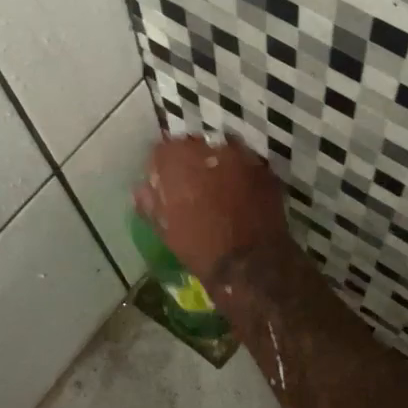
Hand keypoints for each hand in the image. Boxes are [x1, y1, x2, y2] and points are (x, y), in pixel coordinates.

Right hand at [135, 135, 291, 281]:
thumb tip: (143, 188)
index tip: (168, 180)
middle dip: (194, 159)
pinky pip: (248, 162)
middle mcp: (208, 148)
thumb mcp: (165, 229)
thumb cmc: (199, 247)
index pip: (164, 148)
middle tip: (196, 182)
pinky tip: (244, 192)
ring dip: (220, 162)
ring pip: (224, 149)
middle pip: (195, 144)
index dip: (165, 165)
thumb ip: (150, 201)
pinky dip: (243, 173)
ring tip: (222, 185)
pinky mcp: (263, 167)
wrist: (249, 262)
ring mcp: (240, 154)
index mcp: (176, 160)